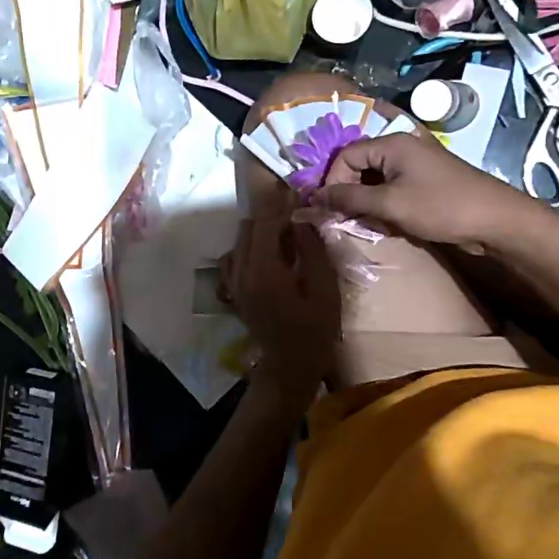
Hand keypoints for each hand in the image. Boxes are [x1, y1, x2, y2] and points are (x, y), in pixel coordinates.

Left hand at [223, 192, 340, 403]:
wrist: (290, 366)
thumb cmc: (315, 329)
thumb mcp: (324, 288)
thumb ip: (312, 250)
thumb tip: (302, 219)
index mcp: (263, 271)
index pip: (266, 223)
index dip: (282, 204)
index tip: (299, 193)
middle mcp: (241, 272)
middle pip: (249, 226)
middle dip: (271, 213)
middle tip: (296, 209)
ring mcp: (233, 282)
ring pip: (241, 239)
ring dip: (261, 228)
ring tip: (286, 230)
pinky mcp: (233, 290)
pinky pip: (235, 256)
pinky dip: (250, 246)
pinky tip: (269, 252)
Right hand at [313, 132, 537, 249]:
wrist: (495, 220)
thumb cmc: (440, 207)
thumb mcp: (389, 204)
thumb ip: (350, 198)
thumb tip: (315, 196)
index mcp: (392, 143)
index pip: (346, 154)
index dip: (332, 180)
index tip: (330, 208)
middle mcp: (403, 146)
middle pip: (360, 163)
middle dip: (348, 190)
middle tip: (345, 217)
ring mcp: (417, 162)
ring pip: (377, 177)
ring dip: (367, 199)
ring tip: (366, 222)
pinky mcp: (427, 180)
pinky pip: (394, 186)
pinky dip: (384, 202)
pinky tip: (387, 222)